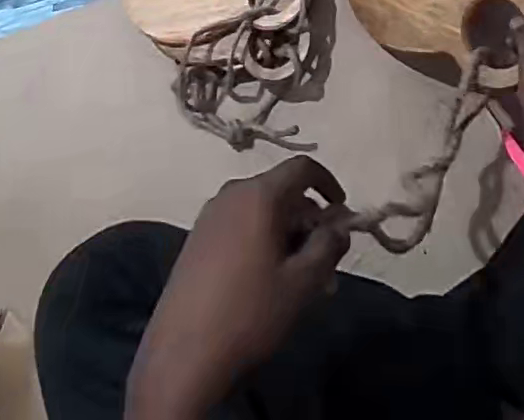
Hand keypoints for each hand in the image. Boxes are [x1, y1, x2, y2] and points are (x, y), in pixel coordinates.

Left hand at [128, 158, 352, 416]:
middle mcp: (233, 193)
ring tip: (302, 281)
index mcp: (259, 194)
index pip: (302, 167)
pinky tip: (270, 281)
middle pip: (283, 192)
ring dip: (289, 236)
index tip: (343, 214)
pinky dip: (264, 240)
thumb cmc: (249, 313)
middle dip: (311, 222)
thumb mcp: (303, 282)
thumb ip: (330, 245)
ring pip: (263, 212)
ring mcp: (211, 214)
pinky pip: (242, 224)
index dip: (329, 184)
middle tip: (327, 263)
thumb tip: (341, 224)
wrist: (180, 357)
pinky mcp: (198, 237)